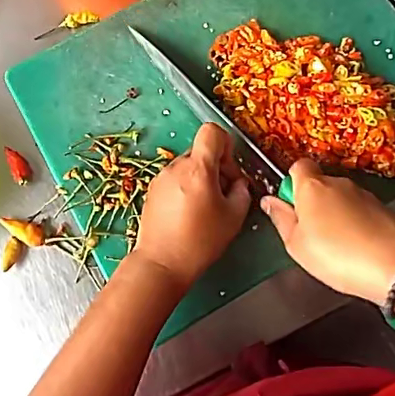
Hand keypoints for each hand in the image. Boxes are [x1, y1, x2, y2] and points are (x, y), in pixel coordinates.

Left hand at [129, 123, 252, 285]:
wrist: (161, 263)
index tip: (229, 168)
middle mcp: (176, 167)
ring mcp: (161, 178)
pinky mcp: (151, 191)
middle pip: (201, 152)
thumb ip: (242, 191)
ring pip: (188, 167)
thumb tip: (239, 183)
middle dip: (216, 168)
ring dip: (200, 180)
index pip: (212, 132)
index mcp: (198, 168)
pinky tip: (189, 215)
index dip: (225, 144)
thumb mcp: (234, 217)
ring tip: (205, 209)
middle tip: (222, 196)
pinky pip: (174, 180)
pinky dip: (185, 189)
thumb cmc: (200, 241)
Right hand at [261, 160, 394, 304]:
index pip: (297, 166)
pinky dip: (354, 224)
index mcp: (312, 186)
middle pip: (319, 184)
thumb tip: (270, 201)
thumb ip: (281, 219)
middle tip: (310, 234)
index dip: (291, 184)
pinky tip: (356, 249)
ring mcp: (363, 194)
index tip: (289, 208)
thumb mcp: (296, 244)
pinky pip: (358, 211)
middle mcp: (338, 182)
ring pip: (340, 199)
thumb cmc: (338, 255)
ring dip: (335, 216)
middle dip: (313, 204)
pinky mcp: (382, 207)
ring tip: (336, 248)